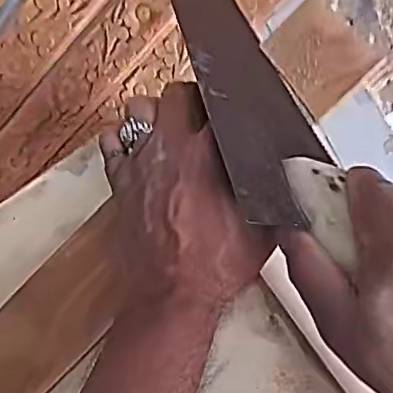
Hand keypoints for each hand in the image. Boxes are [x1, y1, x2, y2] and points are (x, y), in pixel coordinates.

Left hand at [101, 84, 269, 317]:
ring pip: (140, 110)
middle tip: (201, 122)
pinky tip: (139, 155)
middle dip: (191, 103)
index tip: (231, 112)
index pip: (217, 101)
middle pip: (177, 94)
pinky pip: (112, 142)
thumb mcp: (261, 233)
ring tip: (168, 135)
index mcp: (208, 155)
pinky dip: (123, 141)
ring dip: (155, 116)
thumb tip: (281, 178)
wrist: (171, 298)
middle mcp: (170, 150)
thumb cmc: (214, 271)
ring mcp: (139, 165)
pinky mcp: (119, 185)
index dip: (226, 103)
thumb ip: (270, 197)